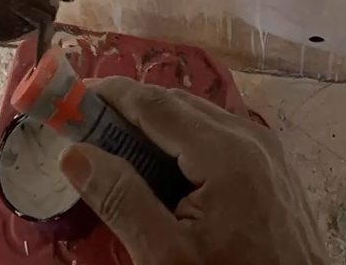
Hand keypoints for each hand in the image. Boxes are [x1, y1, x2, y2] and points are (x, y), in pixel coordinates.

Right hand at [61, 78, 328, 264]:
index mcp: (225, 151)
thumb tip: (75, 154)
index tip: (74, 97)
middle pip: (176, 105)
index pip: (155, 104)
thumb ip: (121, 200)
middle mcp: (249, 136)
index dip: (111, 95)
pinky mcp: (272, 167)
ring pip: (197, 118)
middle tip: (88, 129)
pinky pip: (218, 137)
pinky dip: (184, 142)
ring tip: (118, 150)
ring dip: (156, 127)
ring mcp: (265, 149)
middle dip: (130, 111)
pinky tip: (164, 171)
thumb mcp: (167, 258)